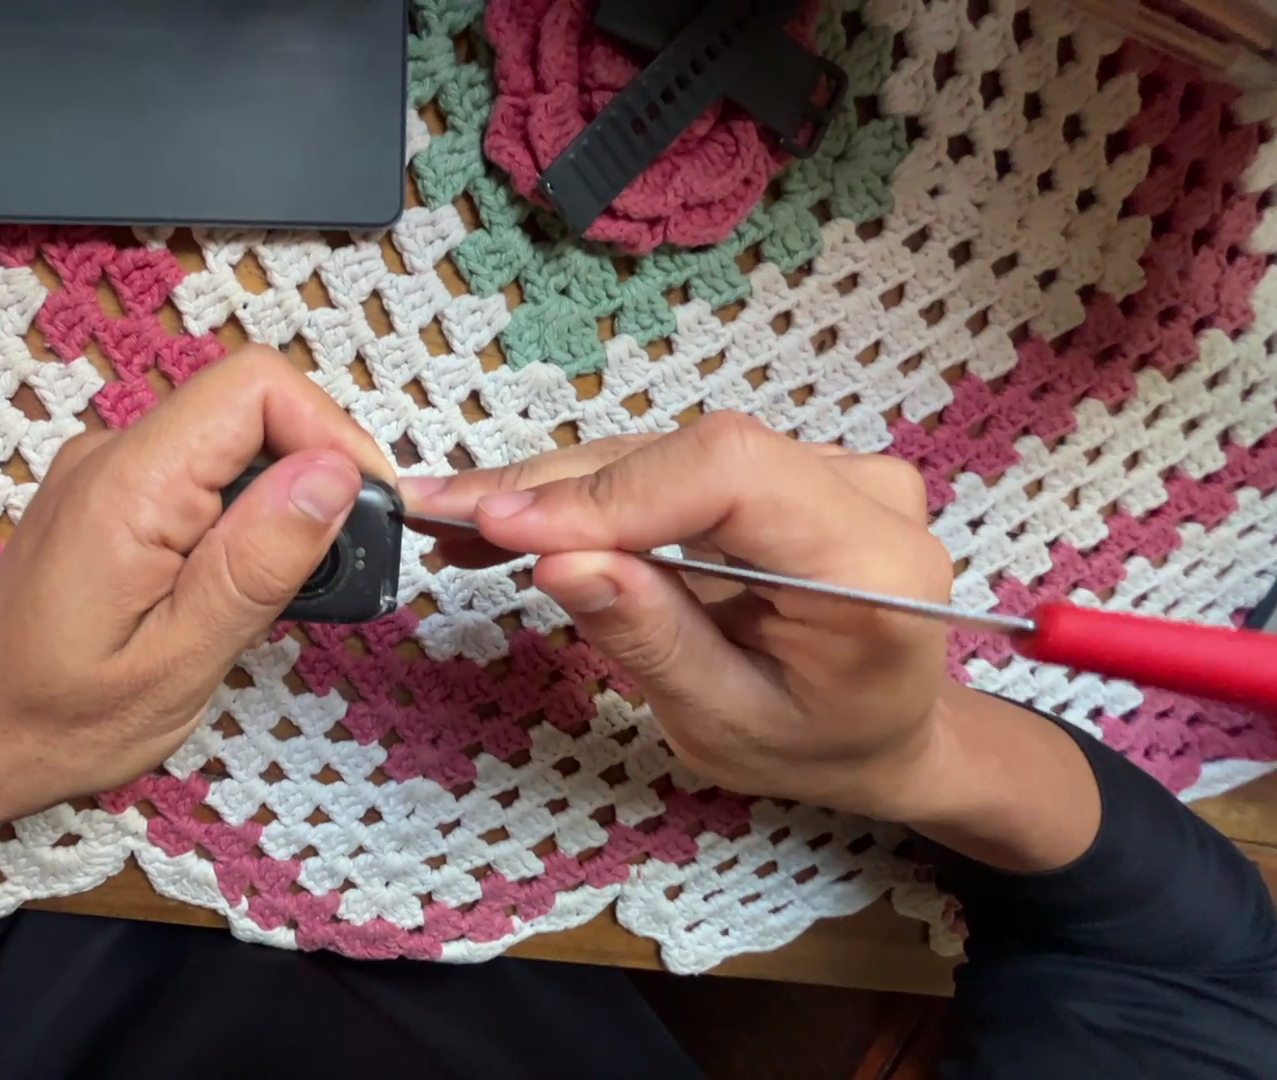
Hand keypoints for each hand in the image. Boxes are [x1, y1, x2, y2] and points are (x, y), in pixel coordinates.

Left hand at [0, 346, 392, 840]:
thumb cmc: (68, 720)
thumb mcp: (181, 660)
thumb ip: (256, 564)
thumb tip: (334, 474)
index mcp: (128, 487)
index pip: (252, 389)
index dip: (327, 432)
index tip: (364, 510)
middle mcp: (112, 454)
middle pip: (249, 410)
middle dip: (312, 474)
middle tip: (332, 566)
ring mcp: (108, 469)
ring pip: (233, 444)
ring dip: (279, 502)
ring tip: (282, 586)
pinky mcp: (113, 492)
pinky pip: (202, 473)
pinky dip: (243, 516)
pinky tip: (235, 581)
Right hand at [401, 415, 955, 820]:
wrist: (874, 726)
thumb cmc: (811, 745)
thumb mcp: (722, 721)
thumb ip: (650, 638)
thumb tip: (557, 563)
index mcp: (867, 560)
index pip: (724, 473)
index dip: (601, 495)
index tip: (499, 531)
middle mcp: (844, 487)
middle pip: (665, 456)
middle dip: (541, 492)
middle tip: (435, 514)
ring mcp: (799, 468)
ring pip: (641, 456)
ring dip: (538, 493)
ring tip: (451, 522)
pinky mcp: (750, 473)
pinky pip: (645, 471)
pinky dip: (566, 499)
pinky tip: (502, 520)